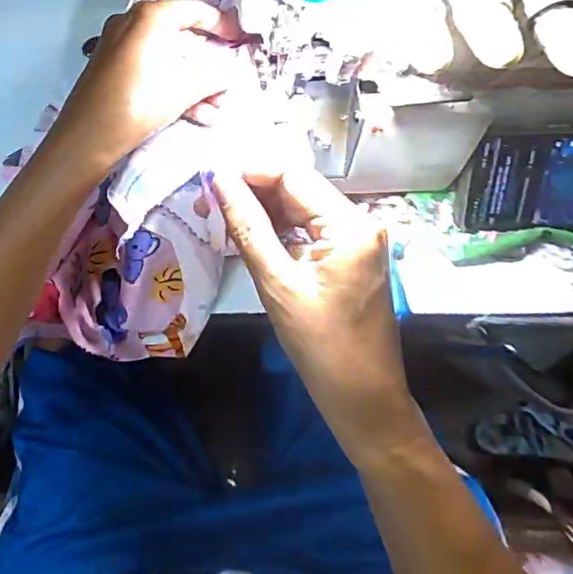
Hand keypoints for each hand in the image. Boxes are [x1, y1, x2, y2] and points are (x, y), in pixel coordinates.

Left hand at [52, 0, 249, 164]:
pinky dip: (174, 86)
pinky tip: (197, 113)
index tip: (243, 39)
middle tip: (230, 76)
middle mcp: (130, 23)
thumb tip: (230, 70)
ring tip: (215, 106)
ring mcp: (119, 45)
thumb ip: (210, 76)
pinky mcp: (113, 67)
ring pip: (169, 55)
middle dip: (210, 60)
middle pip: (182, 33)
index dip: (223, 23)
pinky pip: (152, 68)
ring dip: (195, 80)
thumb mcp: (179, 93)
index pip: (195, 9)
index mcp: (146, 18)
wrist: (81, 144)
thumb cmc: (128, 112)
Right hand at [213, 166, 427, 462]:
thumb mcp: (277, 283)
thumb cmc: (321, 346)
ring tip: (220, 212)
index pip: (292, 177)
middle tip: (208, 197)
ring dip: (262, 208)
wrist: (364, 400)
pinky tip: (247, 232)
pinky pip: (306, 228)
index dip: (249, 173)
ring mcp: (355, 239)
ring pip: (299, 207)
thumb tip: (219, 180)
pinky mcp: (347, 256)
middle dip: (252, 190)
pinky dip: (277, 228)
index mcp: (350, 225)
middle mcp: (359, 222)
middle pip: (297, 188)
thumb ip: (247, 226)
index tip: (209, 180)